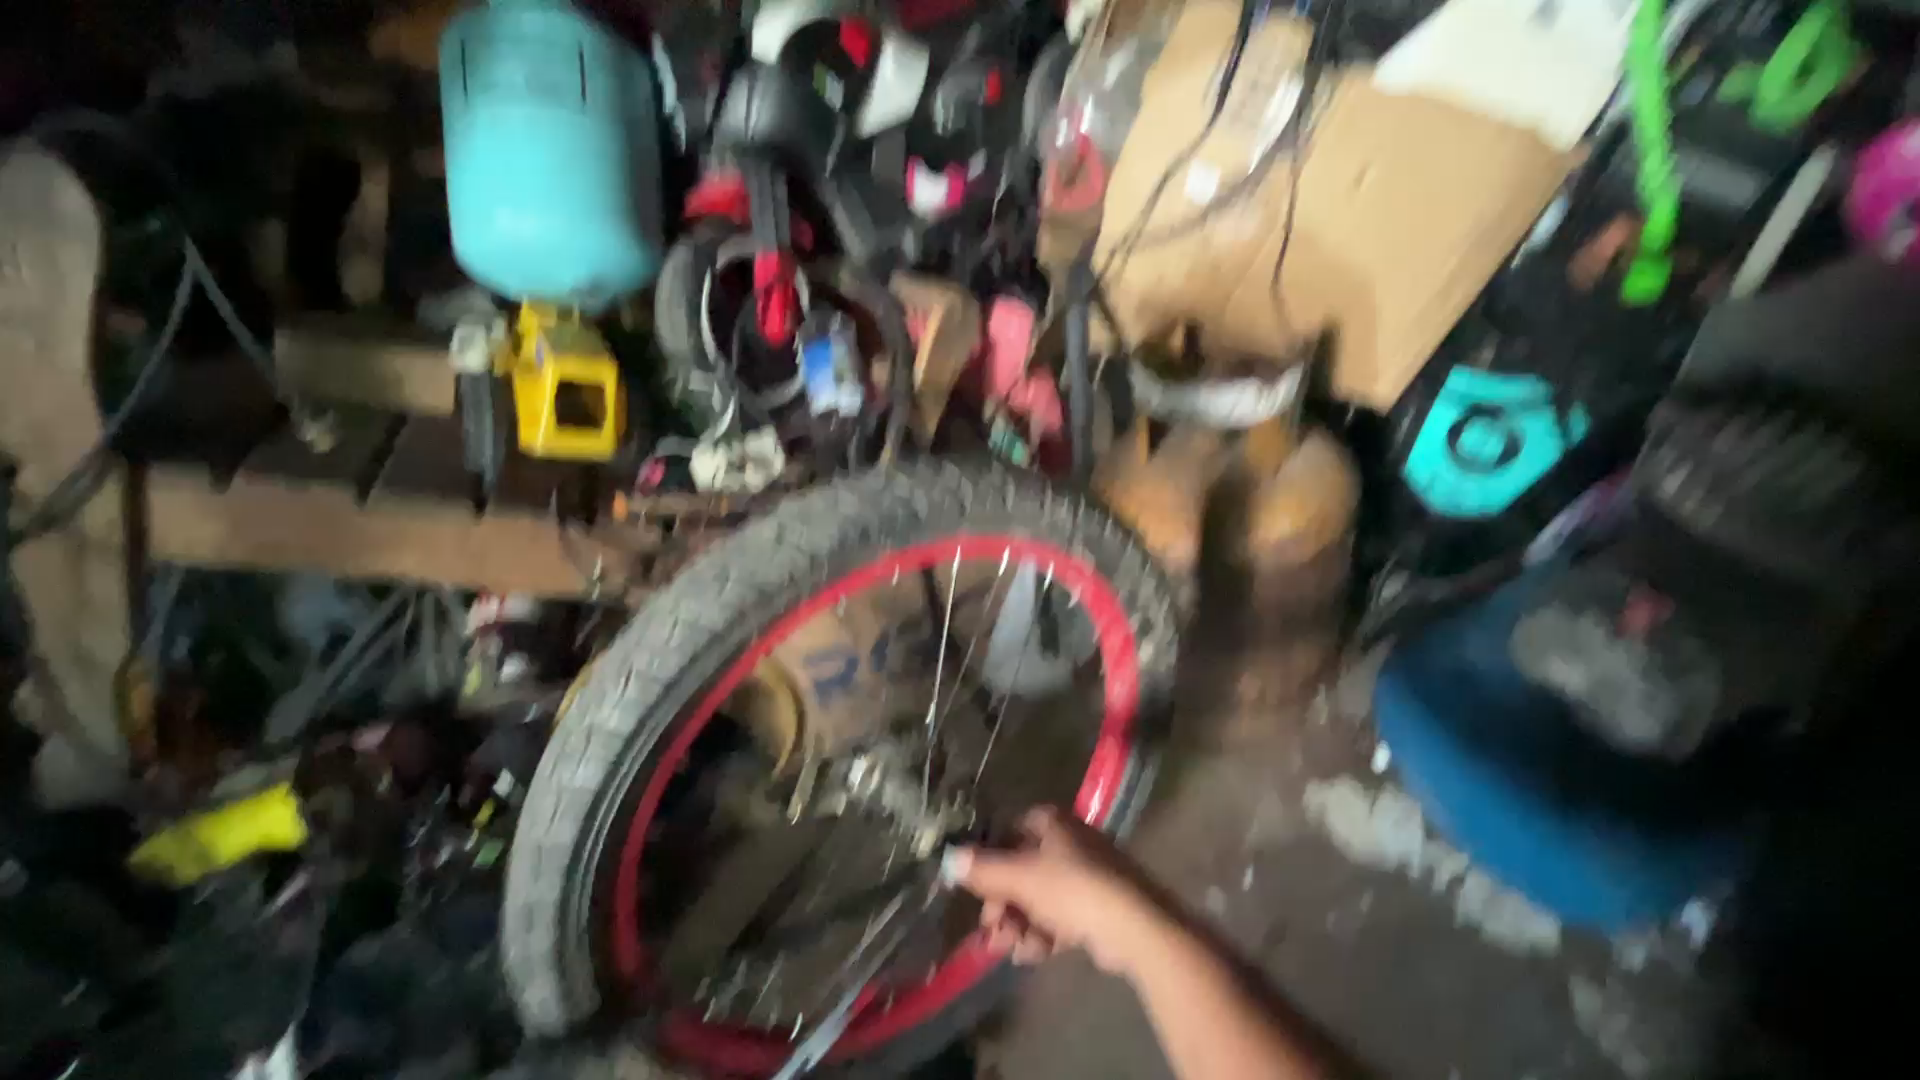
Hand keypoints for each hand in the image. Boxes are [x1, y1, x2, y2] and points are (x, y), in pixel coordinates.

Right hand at [942, 806, 1163, 974]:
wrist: (1135, 925)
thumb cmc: (1073, 888)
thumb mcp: (1020, 876)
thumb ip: (983, 869)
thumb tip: (948, 858)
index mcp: (1052, 823)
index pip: (1008, 834)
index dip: (989, 862)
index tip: (977, 891)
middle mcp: (1068, 842)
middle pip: (1021, 871)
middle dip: (1003, 905)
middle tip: (992, 931)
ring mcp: (1086, 876)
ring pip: (1038, 899)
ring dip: (1019, 925)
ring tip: (1011, 949)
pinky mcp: (1097, 908)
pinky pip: (1059, 918)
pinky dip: (1043, 935)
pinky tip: (1033, 954)